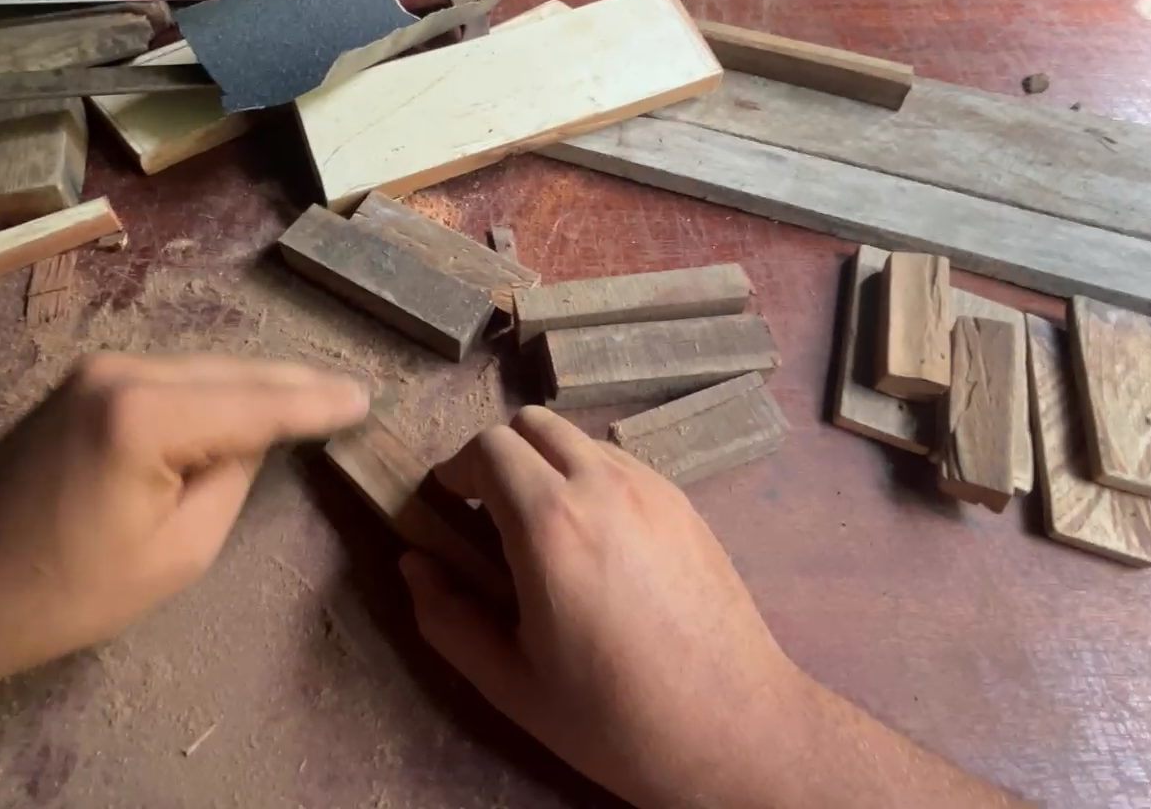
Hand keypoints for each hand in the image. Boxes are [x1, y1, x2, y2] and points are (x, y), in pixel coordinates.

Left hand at [0, 354, 367, 682]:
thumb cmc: (64, 592)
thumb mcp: (178, 552)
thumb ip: (231, 477)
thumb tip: (251, 435)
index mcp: (145, 417)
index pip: (258, 403)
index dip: (317, 403)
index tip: (365, 399)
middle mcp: (124, 371)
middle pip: (237, 371)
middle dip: (297, 382)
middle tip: (351, 390)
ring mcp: (101, 367)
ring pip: (209, 368)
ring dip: (260, 384)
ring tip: (315, 393)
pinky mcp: (89, 378)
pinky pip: (177, 376)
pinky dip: (220, 388)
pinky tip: (250, 396)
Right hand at [399, 406, 802, 808]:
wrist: (736, 728)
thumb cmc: (614, 715)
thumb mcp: (510, 682)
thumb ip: (447, 617)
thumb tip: (414, 562)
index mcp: (550, 524)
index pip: (487, 447)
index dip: (457, 469)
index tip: (449, 503)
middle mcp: (600, 484)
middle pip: (530, 423)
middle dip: (497, 454)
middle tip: (490, 509)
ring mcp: (648, 484)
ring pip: (575, 436)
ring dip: (544, 461)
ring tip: (545, 524)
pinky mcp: (681, 497)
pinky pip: (616, 459)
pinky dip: (586, 474)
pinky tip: (596, 535)